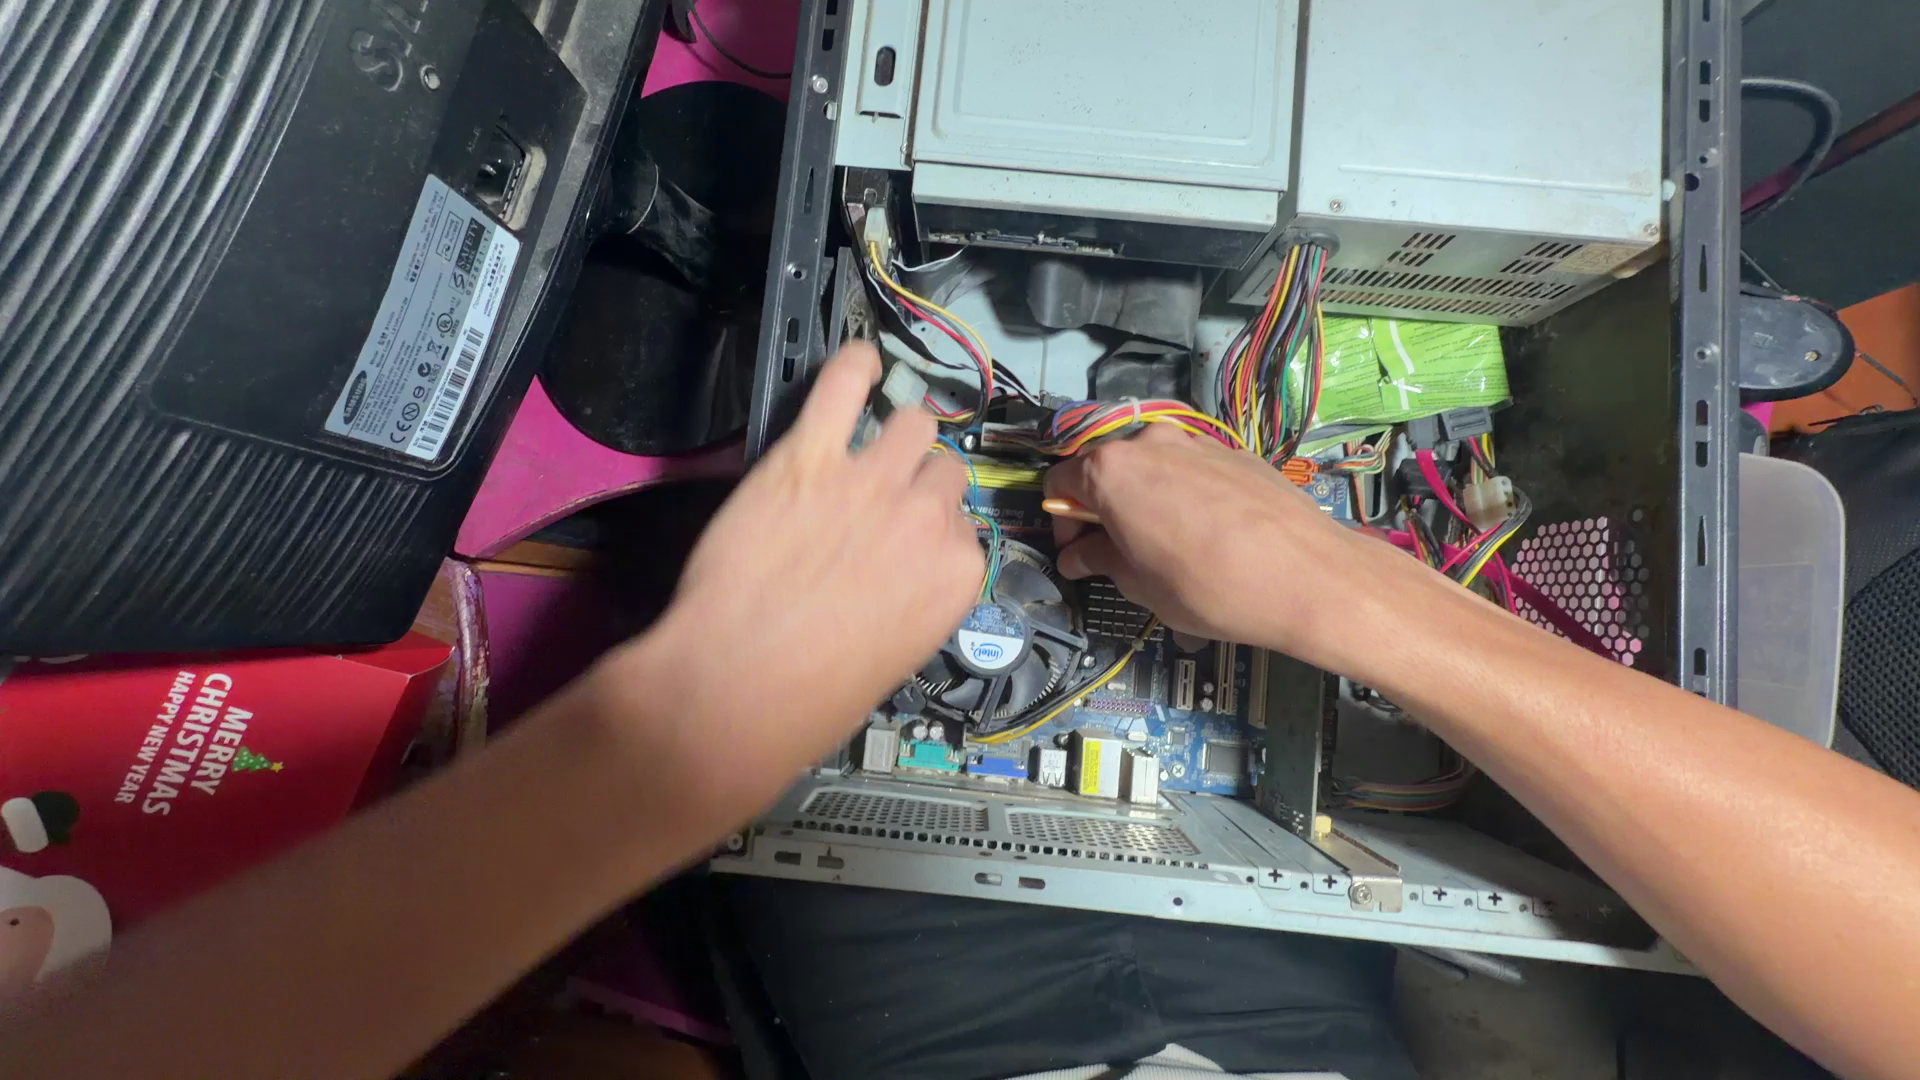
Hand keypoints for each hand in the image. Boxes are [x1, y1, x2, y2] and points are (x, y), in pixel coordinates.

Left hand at [618, 343, 981, 810]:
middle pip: (945, 472)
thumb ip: (917, 597)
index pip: (964, 529)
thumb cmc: (818, 693)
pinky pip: (843, 387)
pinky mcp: (811, 458)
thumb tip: (904, 570)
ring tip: (874, 444)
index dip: (934, 534)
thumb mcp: (899, 652)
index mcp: (958, 572)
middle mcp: (929, 517)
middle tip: (886, 502)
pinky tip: (858, 362)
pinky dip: (852, 368)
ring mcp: (873, 481)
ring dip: (900, 436)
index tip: (908, 544)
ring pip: (914, 424)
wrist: (739, 685)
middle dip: (921, 485)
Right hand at [1045, 425, 1416, 670]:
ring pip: (1148, 465)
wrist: (1307, 576)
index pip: (1058, 482)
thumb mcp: (1138, 584)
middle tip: (1114, 549)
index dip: (1060, 520)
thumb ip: (1098, 559)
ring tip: (1161, 541)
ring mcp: (1194, 440)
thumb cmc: (1205, 586)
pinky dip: (1178, 492)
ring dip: (1139, 497)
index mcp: (1110, 469)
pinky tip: (1203, 531)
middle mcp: (1148, 441)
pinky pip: (1187, 467)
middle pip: (1103, 467)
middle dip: (1098, 506)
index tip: (1076, 551)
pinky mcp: (1232, 450)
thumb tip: (1076, 556)